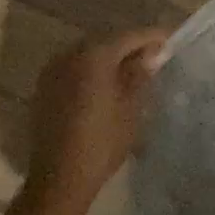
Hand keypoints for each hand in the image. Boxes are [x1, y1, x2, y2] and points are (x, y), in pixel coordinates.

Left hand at [25, 28, 166, 209]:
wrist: (58, 178)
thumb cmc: (101, 143)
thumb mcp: (130, 109)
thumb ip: (140, 74)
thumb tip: (152, 52)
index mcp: (94, 55)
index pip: (129, 36)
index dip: (151, 36)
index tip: (170, 40)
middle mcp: (70, 53)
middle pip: (106, 40)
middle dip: (129, 45)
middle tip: (153, 54)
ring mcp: (53, 69)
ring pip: (88, 53)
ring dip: (109, 56)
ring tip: (131, 68)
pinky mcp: (44, 86)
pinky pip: (74, 67)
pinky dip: (91, 69)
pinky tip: (104, 83)